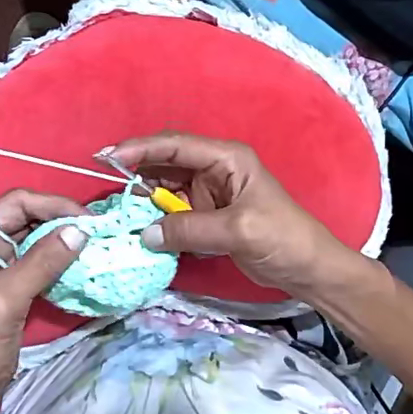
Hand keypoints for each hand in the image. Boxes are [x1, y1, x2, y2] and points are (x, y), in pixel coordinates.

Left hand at [0, 86, 87, 413]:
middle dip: (48, 206)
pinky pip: (31, 250)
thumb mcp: (3, 304)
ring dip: (56, 228)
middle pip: (8, 204)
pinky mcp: (1, 280)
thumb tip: (81, 229)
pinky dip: (54, 248)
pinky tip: (79, 250)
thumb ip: (41, 262)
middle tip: (89, 224)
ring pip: (25, 227)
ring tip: (90, 237)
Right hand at [106, 132, 353, 298]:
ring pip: (165, 188)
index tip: (108, 158)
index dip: (141, 148)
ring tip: (116, 209)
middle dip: (135, 172)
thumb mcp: (238, 231)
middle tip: (104, 186)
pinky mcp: (206, 216)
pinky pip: (172, 211)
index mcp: (227, 159)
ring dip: (142, 198)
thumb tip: (145, 234)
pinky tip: (138, 226)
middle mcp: (214, 169)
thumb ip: (191, 230)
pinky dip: (155, 218)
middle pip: (165, 163)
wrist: (308, 268)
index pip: (176, 145)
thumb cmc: (283, 238)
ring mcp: (209, 193)